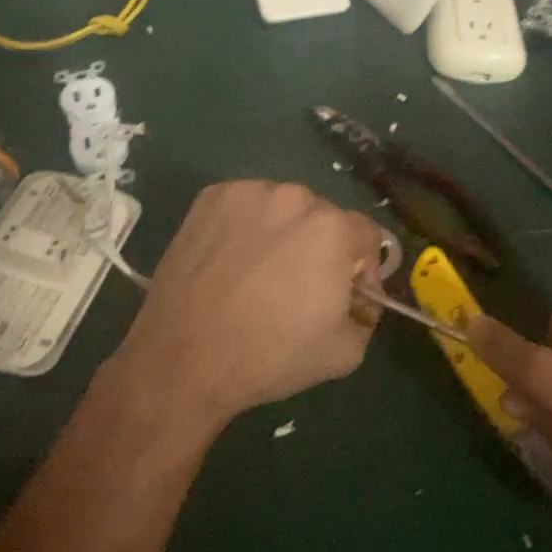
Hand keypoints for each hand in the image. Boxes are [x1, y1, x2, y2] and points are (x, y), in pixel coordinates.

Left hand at [108, 180, 383, 428]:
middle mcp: (293, 197)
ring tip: (257, 273)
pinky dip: (244, 226)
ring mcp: (247, 193)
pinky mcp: (210, 198)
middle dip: (320, 247)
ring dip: (282, 231)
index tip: (345, 293)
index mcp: (332, 229)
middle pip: (323, 217)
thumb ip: (367, 314)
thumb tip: (360, 296)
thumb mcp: (344, 352)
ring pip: (281, 207)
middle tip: (297, 286)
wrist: (184, 358)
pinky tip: (229, 261)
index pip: (367, 234)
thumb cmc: (269, 357)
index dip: (362, 267)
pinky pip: (244, 206)